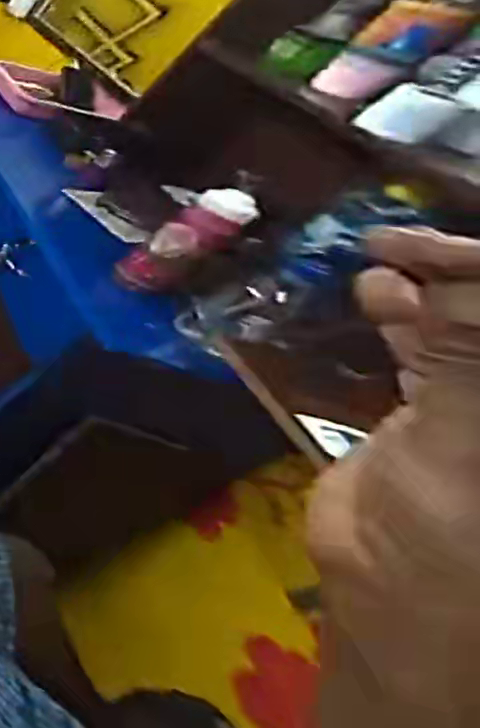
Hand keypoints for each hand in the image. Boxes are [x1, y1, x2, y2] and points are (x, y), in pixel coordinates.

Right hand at [307, 227, 479, 722]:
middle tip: (401, 240)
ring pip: (478, 323)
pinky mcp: (447, 413)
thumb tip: (470, 271)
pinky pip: (431, 347)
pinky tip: (371, 293)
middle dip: (473, 269)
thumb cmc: (469, 542)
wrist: (406, 598)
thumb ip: (474, 363)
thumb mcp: (474, 451)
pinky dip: (400, 314)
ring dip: (436, 284)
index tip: (446, 245)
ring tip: (378, 254)